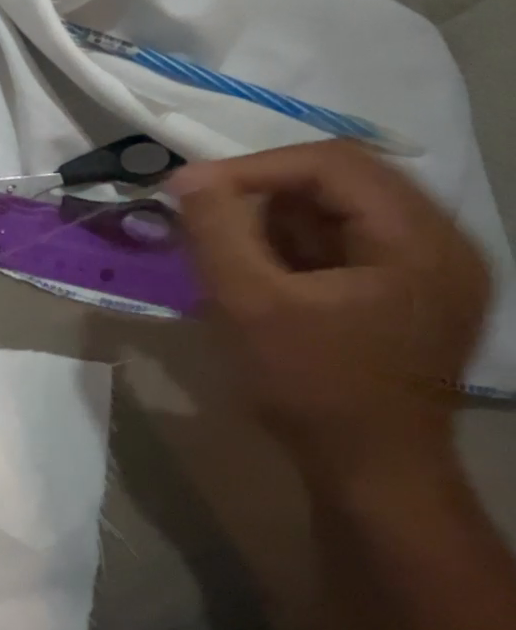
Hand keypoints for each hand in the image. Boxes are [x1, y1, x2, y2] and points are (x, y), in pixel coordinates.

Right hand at [170, 140, 489, 479]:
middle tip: (206, 216)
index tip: (190, 192)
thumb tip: (187, 175)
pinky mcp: (412, 289)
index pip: (333, 163)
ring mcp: (433, 267)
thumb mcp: (246, 301)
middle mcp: (442, 242)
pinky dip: (297, 243)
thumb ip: (216, 229)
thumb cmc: (309, 384)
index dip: (253, 167)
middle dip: (263, 190)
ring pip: (343, 206)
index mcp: (419, 240)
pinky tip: (265, 274)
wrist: (368, 466)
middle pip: (344, 177)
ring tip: (233, 253)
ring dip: (278, 218)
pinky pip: (348, 238)